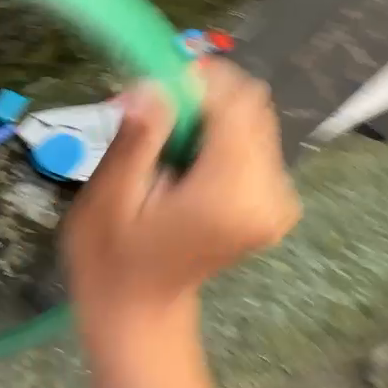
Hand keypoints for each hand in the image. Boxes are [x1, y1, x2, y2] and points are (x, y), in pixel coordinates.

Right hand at [64, 61, 299, 349]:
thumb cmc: (110, 255)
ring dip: (200, 114)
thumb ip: (140, 138)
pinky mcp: (269, 201)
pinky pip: (247, 144)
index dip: (193, 80)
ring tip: (151, 134)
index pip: (236, 106)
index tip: (142, 79)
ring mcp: (277, 200)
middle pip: (249, 109)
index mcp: (232, 194)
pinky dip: (210, 134)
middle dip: (194, 95)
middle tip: (138, 107)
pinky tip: (172, 154)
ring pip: (249, 121)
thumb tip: (152, 84)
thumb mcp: (111, 195)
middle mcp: (270, 194)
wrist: (135, 308)